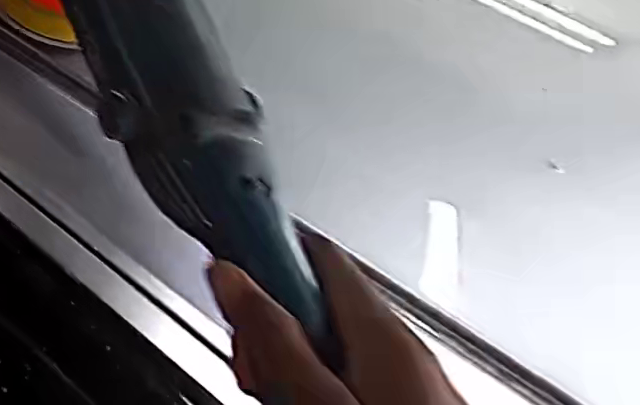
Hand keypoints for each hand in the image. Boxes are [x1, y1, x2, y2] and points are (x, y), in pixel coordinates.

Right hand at [209, 234, 465, 404]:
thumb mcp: (315, 400)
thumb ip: (267, 331)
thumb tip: (227, 273)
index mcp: (387, 337)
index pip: (311, 250)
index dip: (261, 249)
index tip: (226, 269)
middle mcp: (407, 356)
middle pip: (312, 299)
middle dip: (266, 318)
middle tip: (249, 357)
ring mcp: (413, 391)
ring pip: (325, 342)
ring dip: (283, 357)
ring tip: (271, 390)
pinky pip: (346, 378)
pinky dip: (311, 385)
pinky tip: (295, 402)